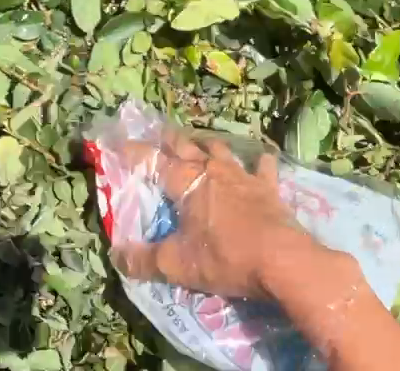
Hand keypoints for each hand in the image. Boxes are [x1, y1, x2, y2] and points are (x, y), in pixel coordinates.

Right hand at [110, 134, 315, 299]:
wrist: (283, 260)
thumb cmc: (225, 257)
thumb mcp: (178, 265)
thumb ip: (145, 261)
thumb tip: (116, 257)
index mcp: (184, 181)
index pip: (151, 160)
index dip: (133, 152)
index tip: (119, 145)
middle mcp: (210, 169)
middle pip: (185, 145)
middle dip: (169, 139)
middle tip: (159, 134)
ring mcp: (241, 175)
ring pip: (219, 148)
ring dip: (207, 144)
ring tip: (201, 142)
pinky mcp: (267, 187)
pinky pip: (263, 166)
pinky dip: (259, 161)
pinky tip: (262, 158)